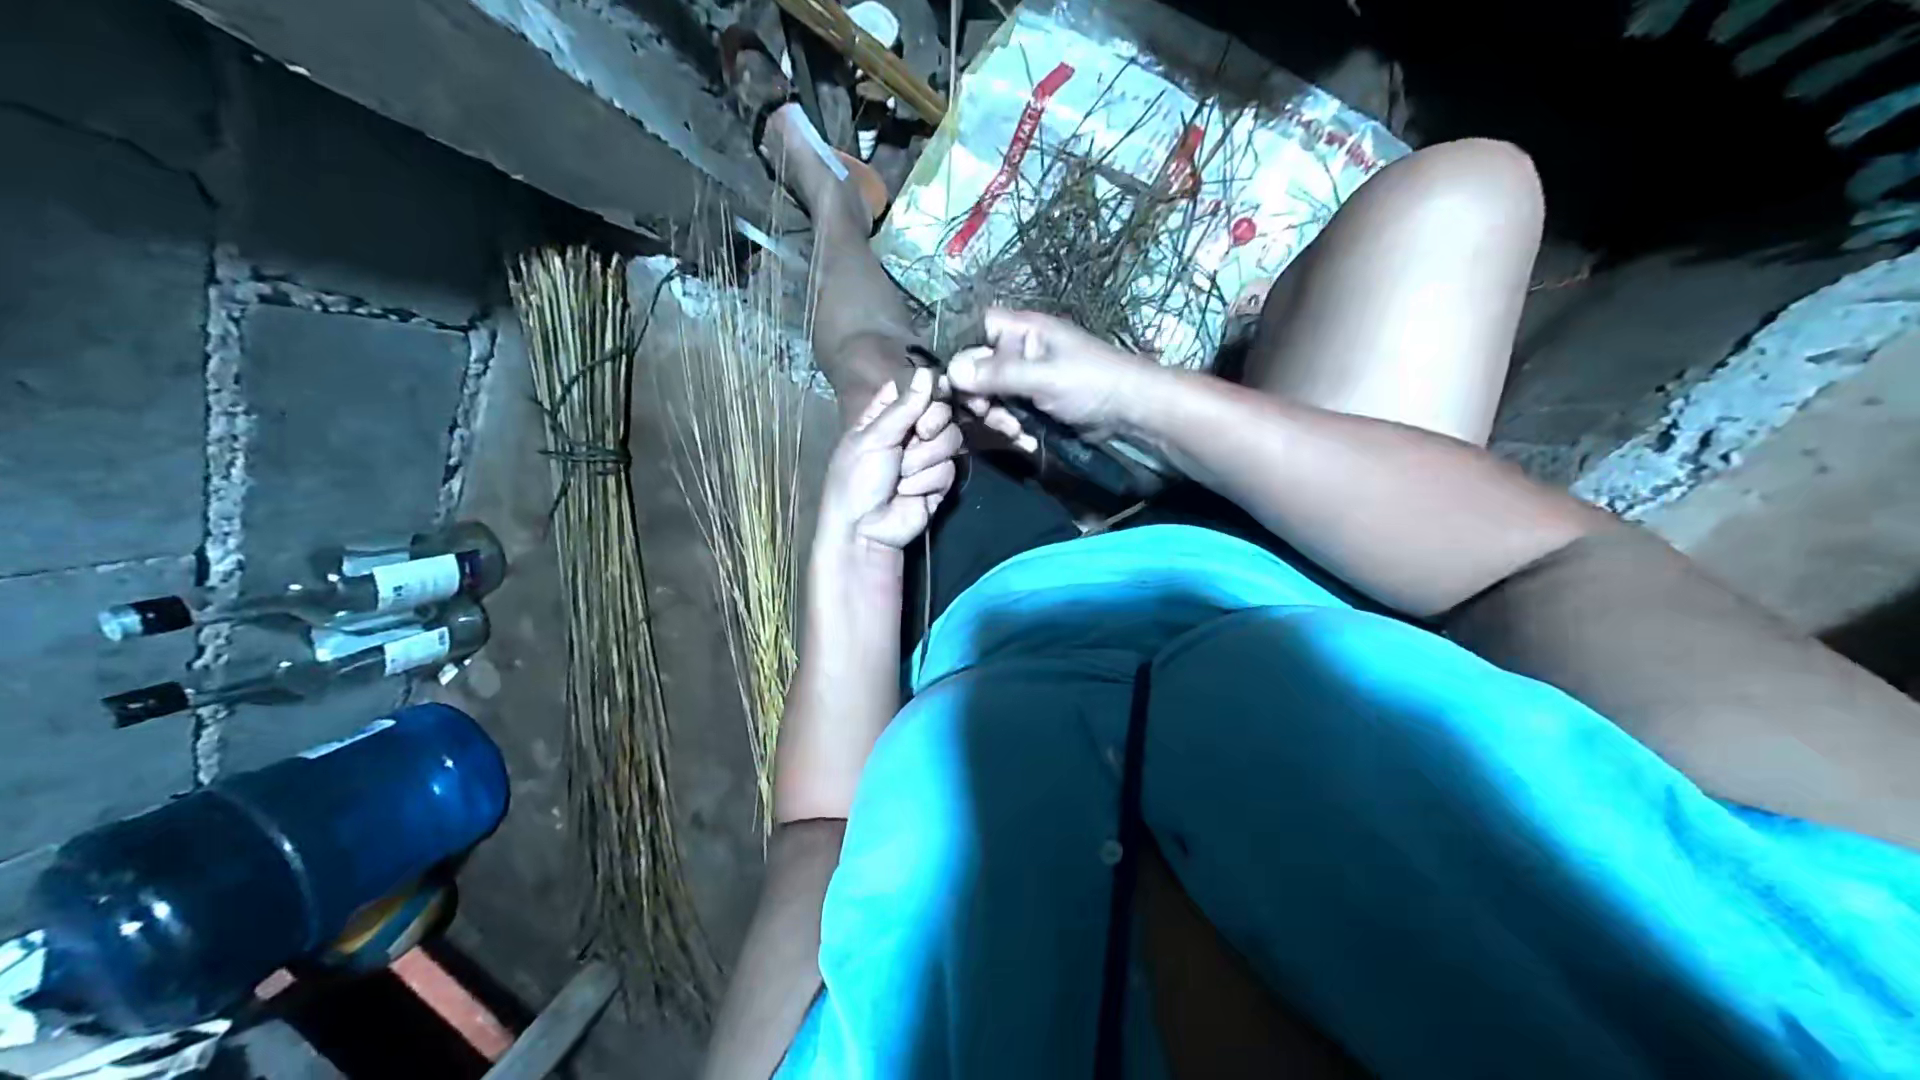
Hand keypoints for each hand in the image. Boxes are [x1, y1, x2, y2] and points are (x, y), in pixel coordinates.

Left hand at [816, 368, 960, 556]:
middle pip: (941, 412)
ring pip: (950, 440)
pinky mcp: (939, 481)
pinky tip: (909, 493)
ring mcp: (926, 457)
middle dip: (930, 428)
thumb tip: (928, 371)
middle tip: (915, 439)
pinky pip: (949, 469)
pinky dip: (928, 482)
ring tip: (901, 477)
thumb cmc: (857, 480)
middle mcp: (909, 432)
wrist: (865, 531)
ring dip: (923, 461)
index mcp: (887, 415)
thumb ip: (904, 406)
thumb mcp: (873, 438)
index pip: (918, 389)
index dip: (929, 391)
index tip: (932, 394)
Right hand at [946, 309, 1163, 446]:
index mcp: (1022, 330)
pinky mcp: (1033, 404)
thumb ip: (997, 375)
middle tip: (990, 415)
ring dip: (997, 418)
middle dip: (980, 397)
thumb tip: (950, 372)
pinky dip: (1012, 429)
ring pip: (990, 397)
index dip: (963, 352)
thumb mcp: (1042, 377)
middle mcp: (1019, 351)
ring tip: (1016, 431)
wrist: (1132, 412)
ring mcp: (1026, 379)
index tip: (957, 383)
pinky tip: (1025, 440)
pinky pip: (1008, 414)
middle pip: (977, 369)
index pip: (976, 330)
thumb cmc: (1092, 382)